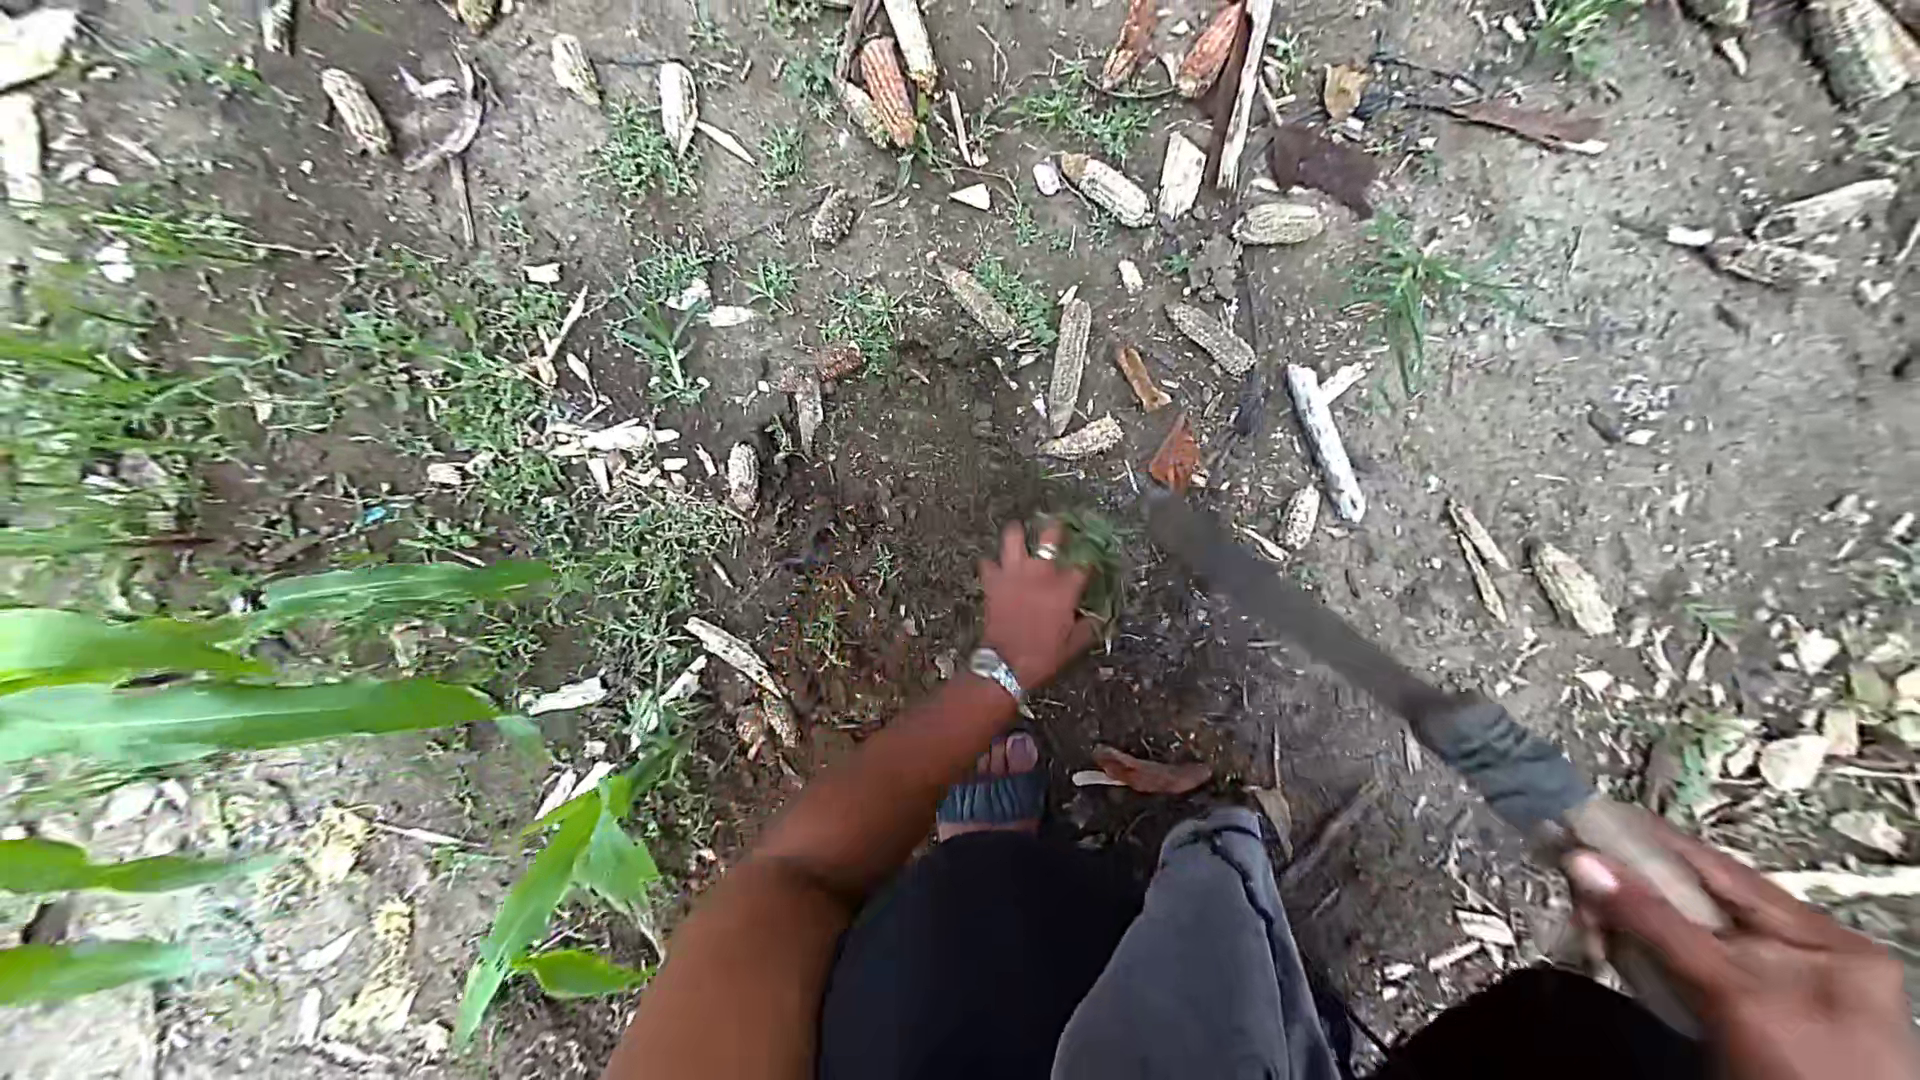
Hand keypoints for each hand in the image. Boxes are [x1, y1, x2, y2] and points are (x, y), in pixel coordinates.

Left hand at [977, 521, 1098, 689]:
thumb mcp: (1073, 645)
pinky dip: (990, 564)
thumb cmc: (1043, 655)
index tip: (1090, 561)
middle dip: (1056, 528)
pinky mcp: (993, 581)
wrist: (1007, 663)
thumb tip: (1098, 619)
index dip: (1089, 560)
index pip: (1084, 564)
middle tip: (1057, 525)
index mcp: (1065, 588)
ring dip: (1016, 533)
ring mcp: (1014, 573)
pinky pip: (987, 563)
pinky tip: (994, 566)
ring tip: (1018, 531)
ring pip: (1012, 537)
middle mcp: (1041, 573)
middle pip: (1051, 536)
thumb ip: (1088, 627)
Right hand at [1563, 824, 1919, 1079]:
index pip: (1710, 864)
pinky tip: (1605, 952)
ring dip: (1616, 922)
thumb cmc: (1805, 1072)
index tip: (1575, 819)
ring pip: (1662, 923)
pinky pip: (1663, 955)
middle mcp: (1789, 947)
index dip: (1641, 839)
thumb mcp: (1732, 993)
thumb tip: (1578, 858)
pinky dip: (1628, 950)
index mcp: (1816, 936)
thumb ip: (1655, 922)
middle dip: (1619, 891)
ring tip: (1589, 933)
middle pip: (1679, 894)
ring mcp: (1759, 977)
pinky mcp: (1727, 1001)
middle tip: (1575, 894)